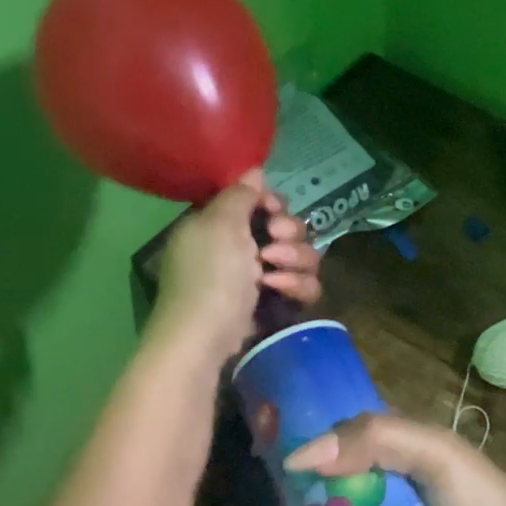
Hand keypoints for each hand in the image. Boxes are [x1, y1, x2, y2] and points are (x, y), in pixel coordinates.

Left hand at [148, 170, 321, 361]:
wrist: (203, 336)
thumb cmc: (208, 274)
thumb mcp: (219, 224)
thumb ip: (240, 194)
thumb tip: (254, 170)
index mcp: (221, 223)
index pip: (262, 202)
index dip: (274, 204)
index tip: (272, 212)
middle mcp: (241, 246)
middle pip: (288, 227)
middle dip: (289, 234)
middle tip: (273, 244)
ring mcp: (258, 276)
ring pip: (302, 256)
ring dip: (295, 261)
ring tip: (273, 276)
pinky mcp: (273, 303)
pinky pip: (302, 285)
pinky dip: (296, 286)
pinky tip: (279, 292)